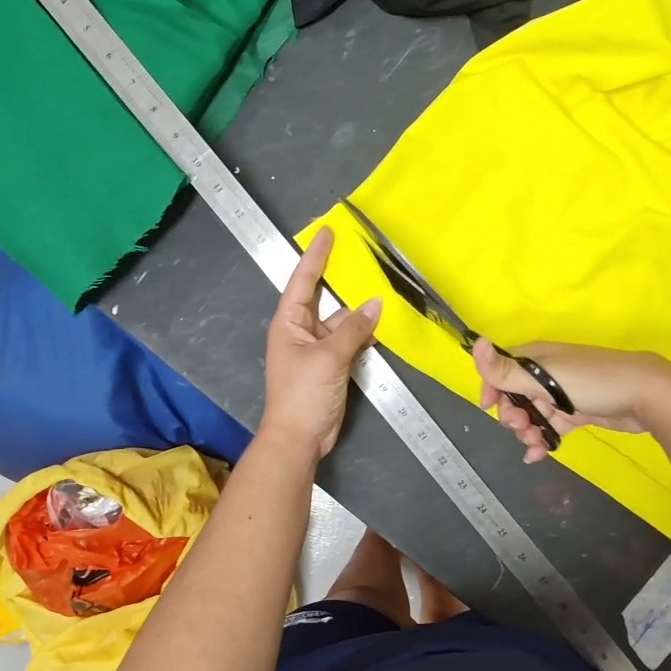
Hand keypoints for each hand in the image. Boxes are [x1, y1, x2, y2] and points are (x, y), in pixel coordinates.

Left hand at [260, 229, 381, 457]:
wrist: (299, 438)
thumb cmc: (304, 394)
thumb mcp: (329, 357)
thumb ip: (354, 329)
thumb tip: (375, 305)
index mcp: (289, 323)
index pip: (303, 281)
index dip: (315, 256)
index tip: (328, 232)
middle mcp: (300, 332)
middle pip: (323, 299)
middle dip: (340, 280)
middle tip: (360, 254)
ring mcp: (316, 350)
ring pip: (340, 322)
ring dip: (358, 312)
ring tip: (382, 289)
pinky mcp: (331, 367)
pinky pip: (348, 342)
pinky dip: (363, 334)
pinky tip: (380, 325)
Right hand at [473, 339, 670, 462]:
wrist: (645, 395)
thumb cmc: (591, 382)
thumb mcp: (544, 377)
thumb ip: (506, 369)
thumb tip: (475, 343)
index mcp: (537, 358)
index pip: (502, 369)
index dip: (492, 388)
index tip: (489, 408)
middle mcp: (547, 373)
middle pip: (515, 395)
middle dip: (511, 415)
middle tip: (520, 428)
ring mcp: (563, 394)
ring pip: (533, 415)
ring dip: (526, 431)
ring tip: (533, 444)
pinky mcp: (577, 413)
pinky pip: (551, 427)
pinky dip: (543, 441)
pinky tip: (538, 456)